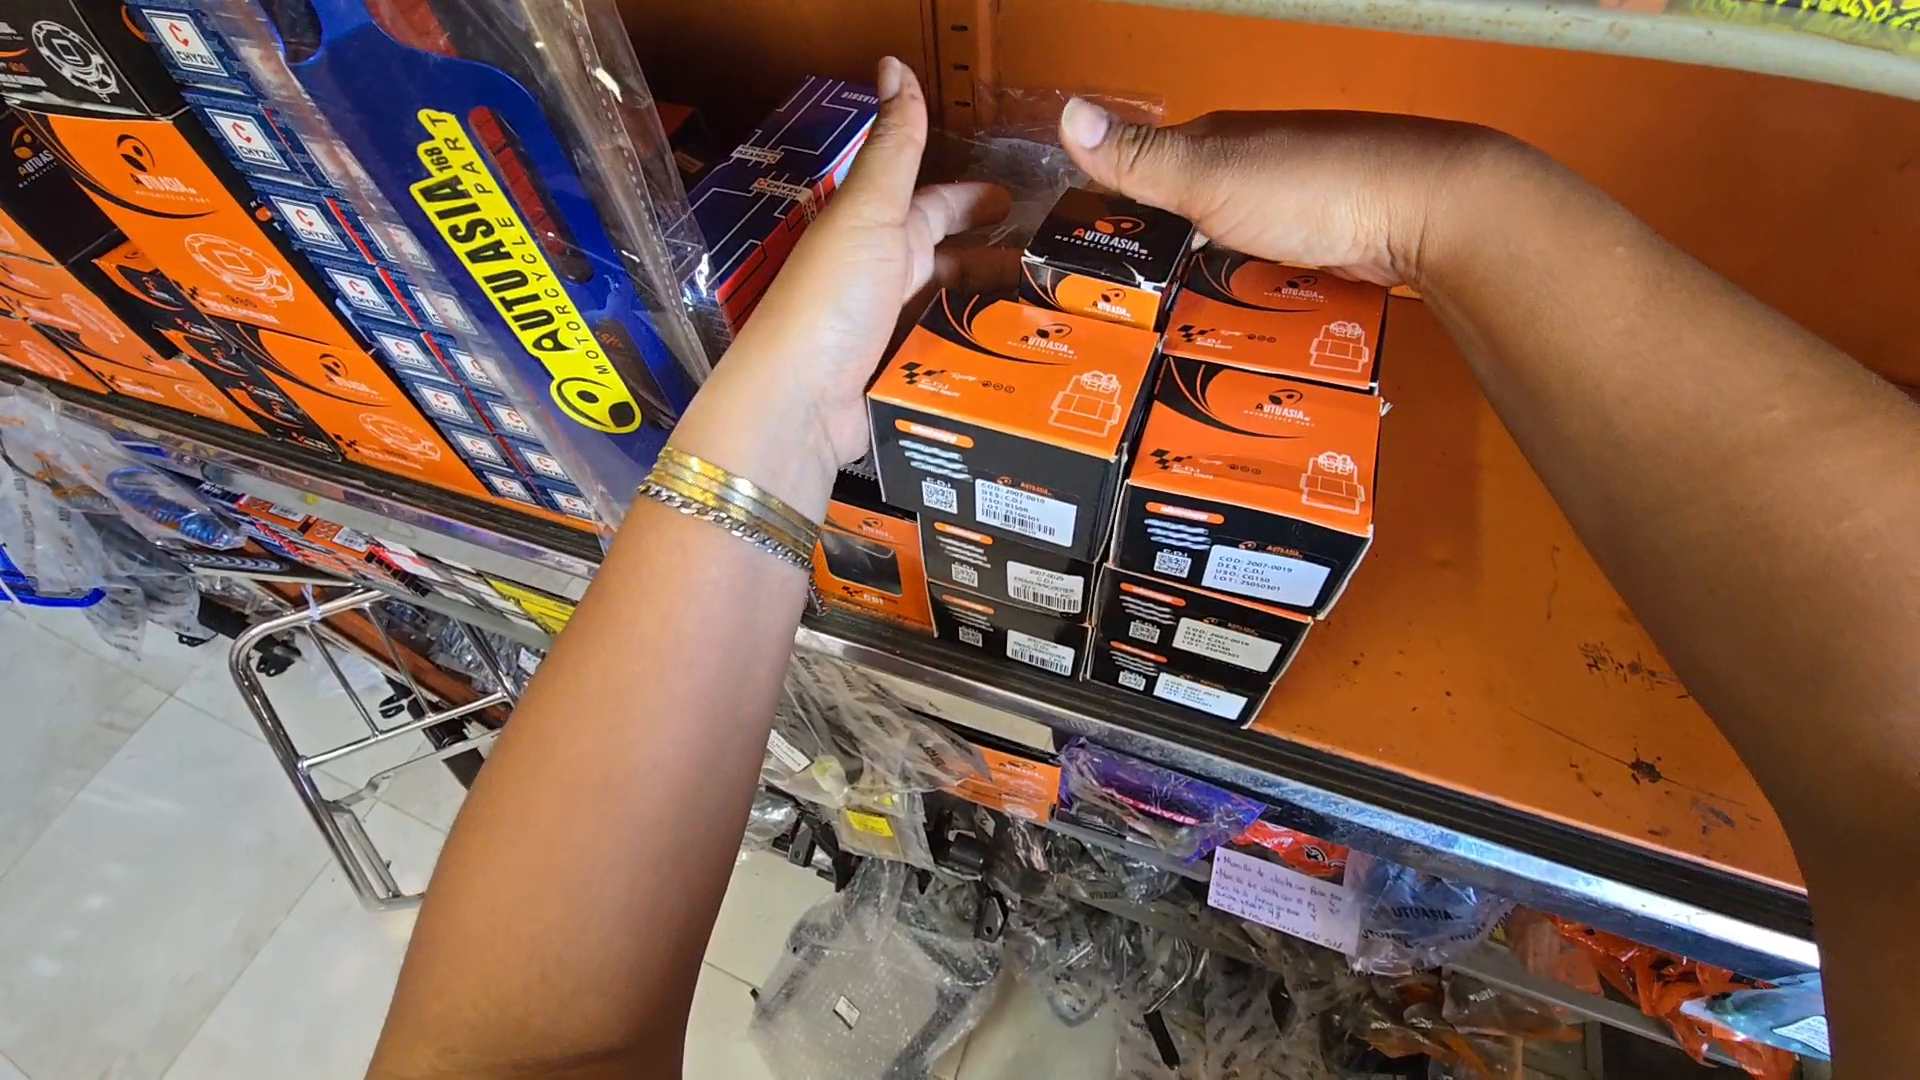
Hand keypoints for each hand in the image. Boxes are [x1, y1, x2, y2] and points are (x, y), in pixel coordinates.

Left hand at [699, 58, 1010, 473]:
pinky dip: (980, 361)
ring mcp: (896, 334)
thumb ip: (893, 149)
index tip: (1017, 203)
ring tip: (1051, 322)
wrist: (800, 401)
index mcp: (881, 235)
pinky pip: (951, 364)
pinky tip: (1019, 364)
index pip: (938, 209)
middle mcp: (888, 282)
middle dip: (1000, 264)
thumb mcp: (867, 214)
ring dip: (997, 315)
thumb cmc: (831, 300)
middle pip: (955, 266)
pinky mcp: (905, 381)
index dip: (975, 202)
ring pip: (958, 316)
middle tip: (1051, 270)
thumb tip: (895, 66)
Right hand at [1056, 100, 1529, 288]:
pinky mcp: (1313, 240)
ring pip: (1220, 243)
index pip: (1145, 172)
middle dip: (1154, 251)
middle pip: (1183, 213)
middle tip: (1120, 305)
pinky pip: (1255, 266)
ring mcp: (1283, 204)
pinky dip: (1234, 285)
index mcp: (1215, 144)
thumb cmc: (1304, 189)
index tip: (1086, 258)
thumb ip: (1138, 157)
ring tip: (1163, 322)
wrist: (1418, 211)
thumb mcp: (1205, 174)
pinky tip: (1222, 314)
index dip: (1114, 210)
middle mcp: (1248, 168)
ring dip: (1193, 274)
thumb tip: (1066, 114)